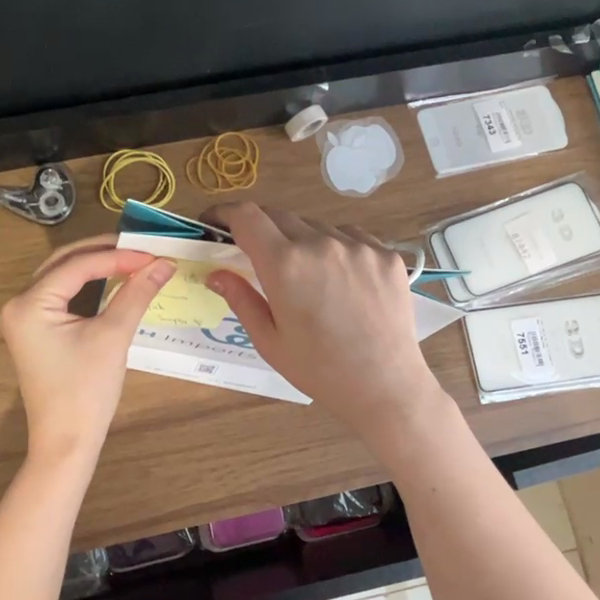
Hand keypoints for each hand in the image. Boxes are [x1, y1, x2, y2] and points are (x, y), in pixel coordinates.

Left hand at [0, 236, 176, 462]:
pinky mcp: (35, 333)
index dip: (117, 257)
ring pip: (62, 278)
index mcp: (29, 303)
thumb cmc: (86, 392)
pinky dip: (87, 287)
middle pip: (64, 264)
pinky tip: (113, 282)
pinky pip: (61, 298)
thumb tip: (163, 263)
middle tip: (142, 250)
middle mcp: (19, 305)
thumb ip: (136, 294)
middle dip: (103, 254)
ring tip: (132, 261)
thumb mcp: (113, 337)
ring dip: (96, 267)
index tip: (154, 254)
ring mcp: (24, 320)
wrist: (66, 443)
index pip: (77, 265)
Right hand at [204, 202, 443, 433]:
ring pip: (315, 226)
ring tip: (302, 274)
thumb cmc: (319, 369)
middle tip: (254, 253)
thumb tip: (215, 274)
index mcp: (284, 264)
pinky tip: (337, 279)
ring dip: (299, 239)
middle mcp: (320, 243)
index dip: (224, 213)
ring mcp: (358, 246)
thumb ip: (241, 299)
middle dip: (259, 228)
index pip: (246, 216)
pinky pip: (350, 237)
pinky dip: (334, 248)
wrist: (385, 385)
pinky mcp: (385, 254)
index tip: (214, 223)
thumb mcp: (269, 340)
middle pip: (278, 215)